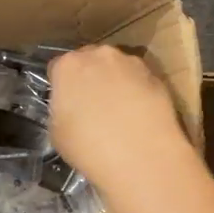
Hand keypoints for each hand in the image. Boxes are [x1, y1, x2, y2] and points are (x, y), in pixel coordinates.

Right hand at [49, 45, 196, 193]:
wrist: (140, 156)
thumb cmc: (87, 146)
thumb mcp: (56, 131)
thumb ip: (61, 109)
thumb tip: (70, 108)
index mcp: (68, 66)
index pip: (57, 68)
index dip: (60, 86)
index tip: (65, 102)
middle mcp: (100, 56)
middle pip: (90, 61)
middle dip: (89, 77)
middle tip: (90, 105)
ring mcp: (131, 63)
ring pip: (117, 68)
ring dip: (114, 82)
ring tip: (117, 111)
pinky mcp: (157, 76)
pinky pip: (138, 80)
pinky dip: (136, 92)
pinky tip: (136, 116)